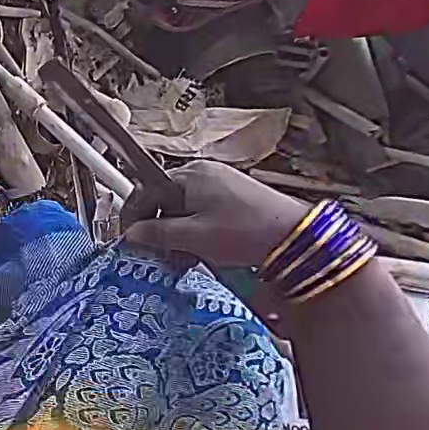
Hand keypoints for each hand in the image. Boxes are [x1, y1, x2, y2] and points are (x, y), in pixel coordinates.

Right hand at [124, 161, 310, 266]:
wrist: (299, 238)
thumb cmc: (244, 232)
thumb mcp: (193, 237)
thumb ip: (156, 234)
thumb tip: (130, 235)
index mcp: (189, 175)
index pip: (145, 192)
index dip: (133, 218)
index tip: (129, 240)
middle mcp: (203, 172)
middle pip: (163, 200)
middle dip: (158, 228)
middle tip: (160, 253)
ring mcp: (220, 183)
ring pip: (181, 208)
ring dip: (177, 232)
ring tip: (185, 256)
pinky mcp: (234, 196)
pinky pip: (200, 211)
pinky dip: (195, 230)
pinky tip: (202, 249)